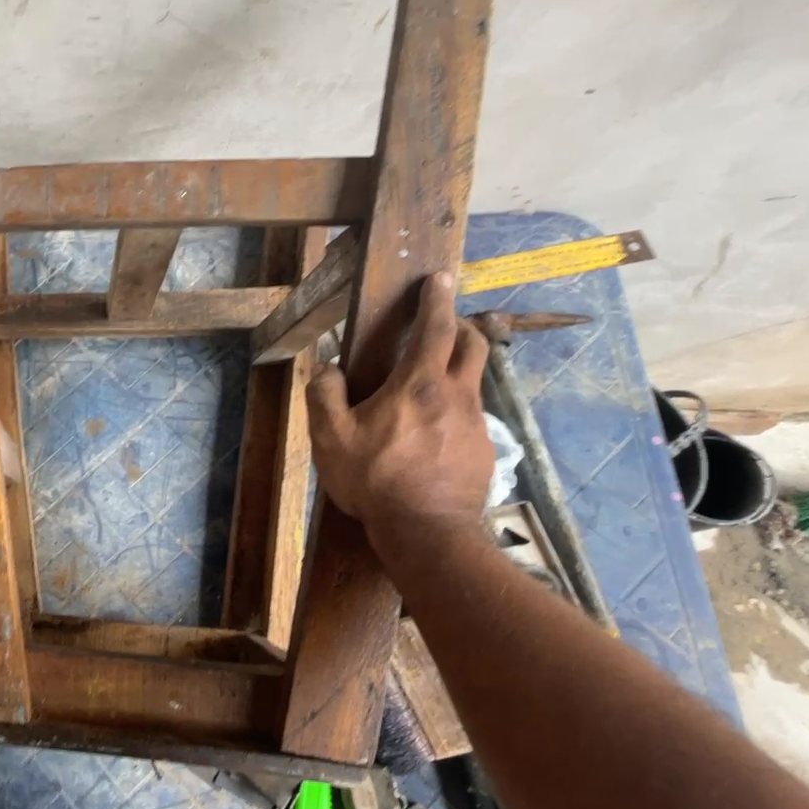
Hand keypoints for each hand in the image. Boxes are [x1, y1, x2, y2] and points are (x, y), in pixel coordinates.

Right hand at [307, 271, 493, 533]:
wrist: (427, 531)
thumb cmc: (375, 479)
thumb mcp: (329, 437)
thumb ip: (324, 394)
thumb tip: (330, 369)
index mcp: (418, 385)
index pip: (436, 328)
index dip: (437, 299)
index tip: (439, 278)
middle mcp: (455, 395)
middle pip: (474, 344)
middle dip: (461, 325)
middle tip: (441, 324)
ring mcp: (475, 423)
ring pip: (474, 380)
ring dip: (457, 367)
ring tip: (429, 381)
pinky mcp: (483, 450)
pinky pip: (469, 414)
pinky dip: (453, 407)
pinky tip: (431, 431)